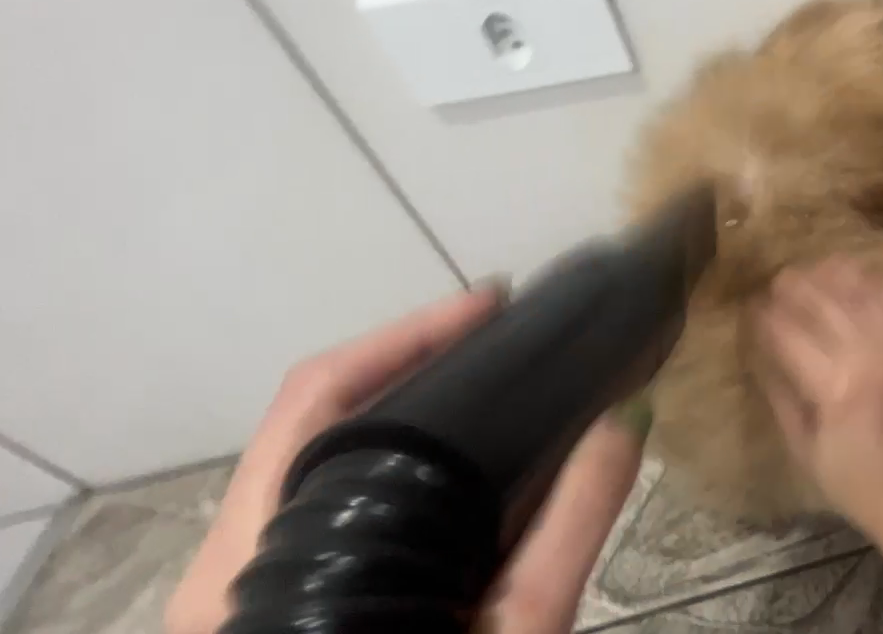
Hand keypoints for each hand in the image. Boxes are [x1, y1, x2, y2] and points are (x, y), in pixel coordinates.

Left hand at [164, 287, 643, 633]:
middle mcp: (241, 556)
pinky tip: (467, 452)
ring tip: (500, 375)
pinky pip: (330, 493)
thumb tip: (628, 416)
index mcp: (262, 561)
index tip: (499, 304)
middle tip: (513, 331)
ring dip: (411, 399)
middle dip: (420, 354)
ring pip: (323, 451)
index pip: (318, 397)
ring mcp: (251, 577)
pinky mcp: (278, 591)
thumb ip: (567, 530)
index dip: (411, 333)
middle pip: (319, 410)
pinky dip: (400, 451)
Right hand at [753, 260, 882, 539]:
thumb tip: (760, 357)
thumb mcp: (806, 453)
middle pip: (827, 303)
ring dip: (839, 275)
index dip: (766, 318)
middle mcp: (871, 356)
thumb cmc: (860, 486)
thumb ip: (783, 399)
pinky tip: (866, 280)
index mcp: (835, 388)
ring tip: (817, 268)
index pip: (790, 335)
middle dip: (798, 286)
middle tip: (779, 278)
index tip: (752, 307)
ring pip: (866, 293)